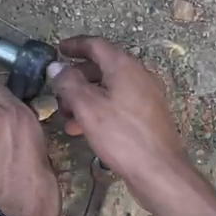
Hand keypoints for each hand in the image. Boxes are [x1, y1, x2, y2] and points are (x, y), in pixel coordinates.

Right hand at [48, 37, 191, 190]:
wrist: (159, 171)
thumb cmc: (121, 135)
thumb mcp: (87, 107)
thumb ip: (68, 83)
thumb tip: (56, 66)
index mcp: (125, 66)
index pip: (96, 45)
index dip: (75, 45)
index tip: (58, 50)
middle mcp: (139, 75)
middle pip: (103, 66)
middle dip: (78, 76)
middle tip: (58, 88)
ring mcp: (146, 96)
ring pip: (109, 87)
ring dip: (86, 96)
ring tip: (66, 115)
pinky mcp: (148, 116)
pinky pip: (119, 103)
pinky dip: (100, 109)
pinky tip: (84, 129)